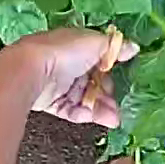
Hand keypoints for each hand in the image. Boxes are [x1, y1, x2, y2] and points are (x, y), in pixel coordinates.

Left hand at [8, 28, 138, 126]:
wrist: (30, 71)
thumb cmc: (64, 52)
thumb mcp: (94, 44)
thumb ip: (115, 48)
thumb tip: (134, 47)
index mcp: (77, 46)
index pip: (99, 60)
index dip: (111, 71)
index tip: (124, 80)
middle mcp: (68, 64)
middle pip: (93, 83)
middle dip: (107, 95)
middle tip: (119, 106)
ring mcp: (58, 83)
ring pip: (83, 99)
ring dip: (99, 109)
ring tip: (113, 119)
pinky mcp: (50, 101)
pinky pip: (69, 109)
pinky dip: (80, 114)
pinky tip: (89, 117)